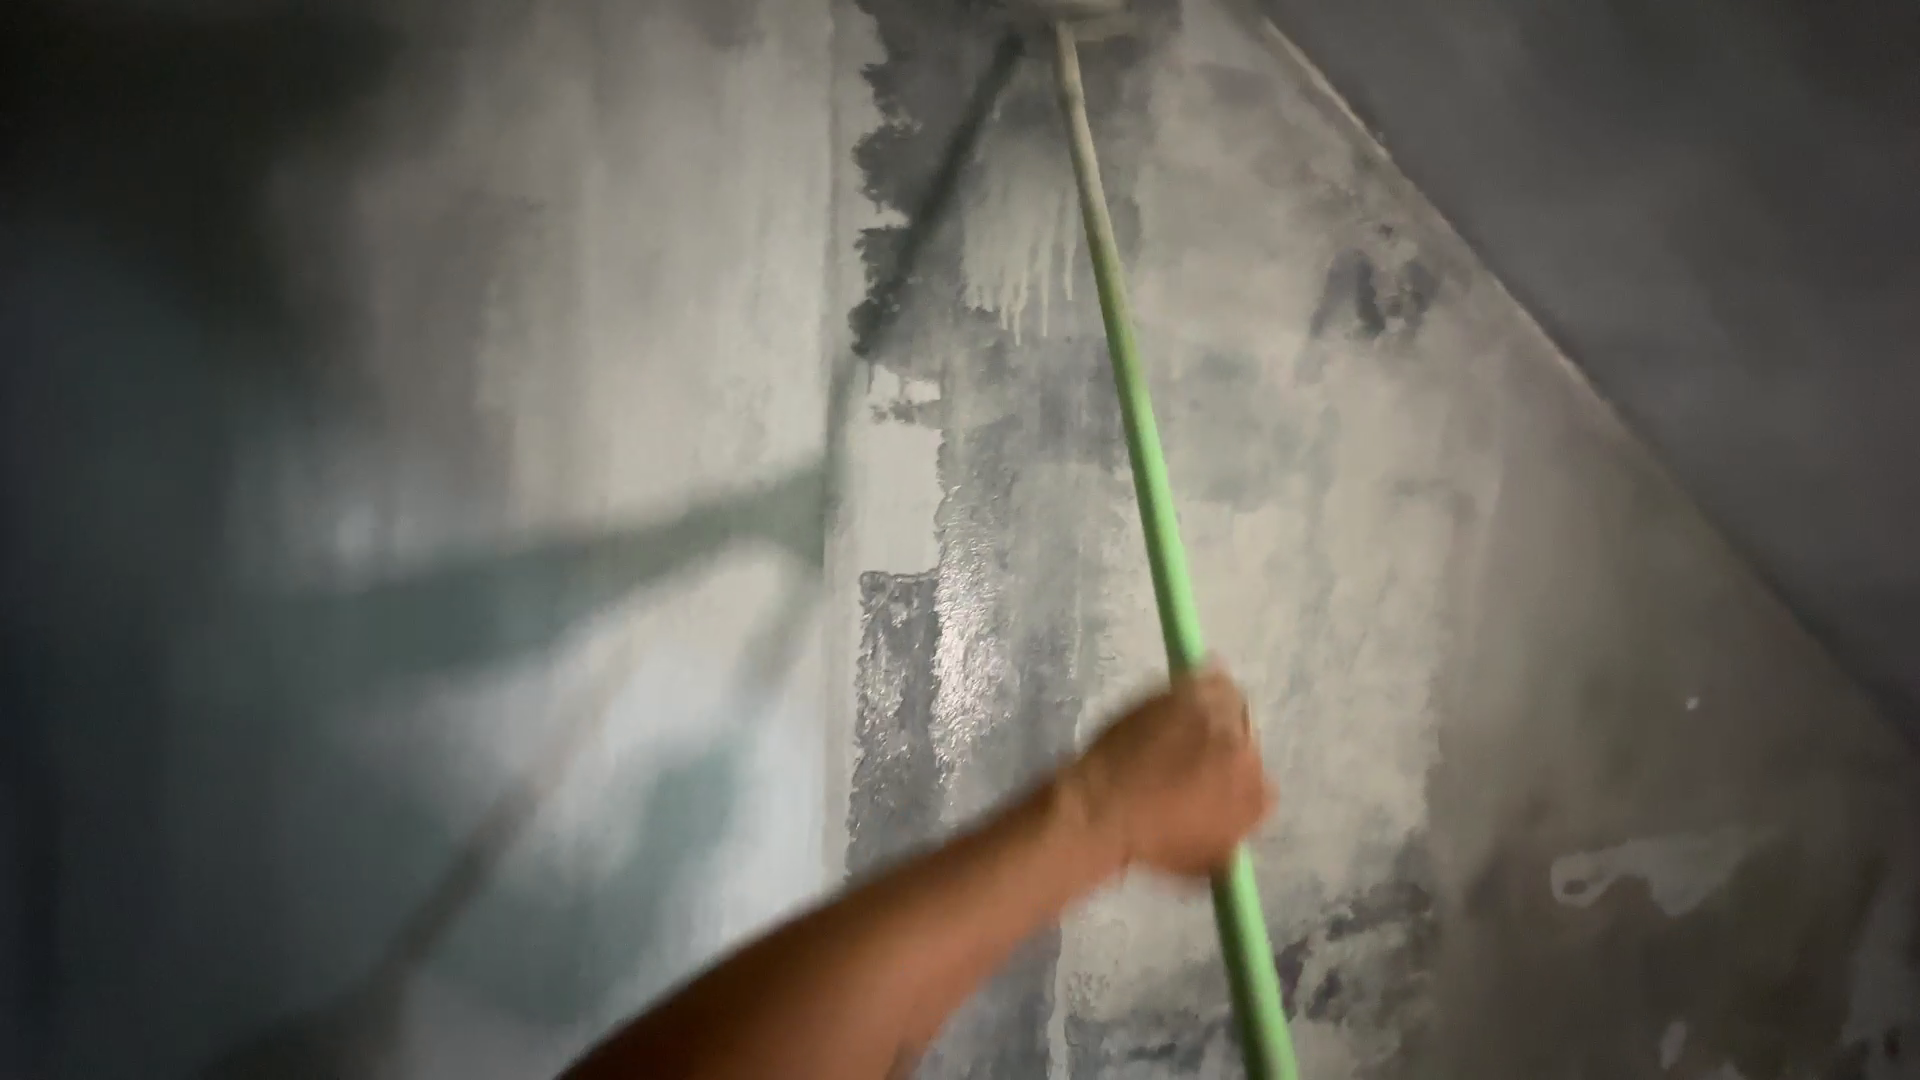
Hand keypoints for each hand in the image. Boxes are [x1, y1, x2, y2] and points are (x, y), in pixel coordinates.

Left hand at [1060, 665, 1274, 877]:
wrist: (1106, 808)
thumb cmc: (1150, 842)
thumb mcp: (1205, 859)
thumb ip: (1231, 834)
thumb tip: (1233, 820)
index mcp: (1257, 798)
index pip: (1260, 781)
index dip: (1233, 777)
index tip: (1211, 776)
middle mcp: (1248, 755)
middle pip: (1246, 736)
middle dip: (1224, 741)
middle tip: (1194, 746)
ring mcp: (1218, 720)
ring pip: (1232, 701)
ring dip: (1216, 706)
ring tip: (1192, 714)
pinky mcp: (1188, 694)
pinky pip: (1210, 675)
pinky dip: (1203, 677)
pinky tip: (1189, 684)